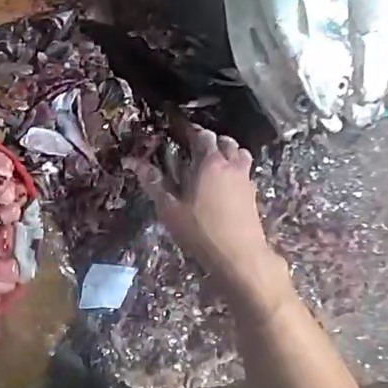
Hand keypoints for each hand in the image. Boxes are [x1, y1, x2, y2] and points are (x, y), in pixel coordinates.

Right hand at [136, 126, 290, 314]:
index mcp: (210, 163)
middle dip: (212, 140)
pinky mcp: (253, 196)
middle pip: (226, 142)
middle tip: (198, 148)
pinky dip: (237, 170)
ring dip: (229, 152)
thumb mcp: (170, 210)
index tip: (182, 132)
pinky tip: (227, 185)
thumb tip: (134, 163)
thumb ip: (154, 184)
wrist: (240, 256)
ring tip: (215, 162)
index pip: (203, 136)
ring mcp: (246, 180)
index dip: (192, 132)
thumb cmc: (201, 231)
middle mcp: (231, 166)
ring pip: (240, 155)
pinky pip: (246, 173)